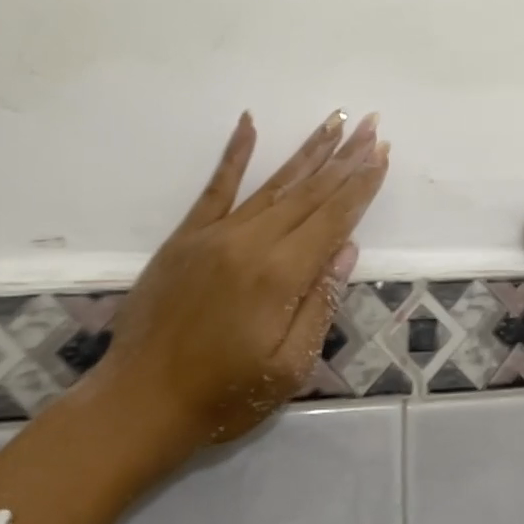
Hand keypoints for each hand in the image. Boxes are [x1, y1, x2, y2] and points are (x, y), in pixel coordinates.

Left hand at [95, 111, 389, 447]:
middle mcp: (252, 242)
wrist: (140, 403)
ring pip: (274, 183)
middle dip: (346, 158)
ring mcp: (216, 234)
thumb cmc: (223, 396)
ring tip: (336, 119)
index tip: (383, 153)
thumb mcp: (288, 368)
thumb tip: (346, 248)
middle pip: (310, 192)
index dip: (361, 185)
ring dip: (309, 151)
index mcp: (281, 275)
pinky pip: (216, 186)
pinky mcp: (187, 236)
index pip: (333, 218)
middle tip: (373, 124)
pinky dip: (235, 153)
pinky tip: (249, 122)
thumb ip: (319, 304)